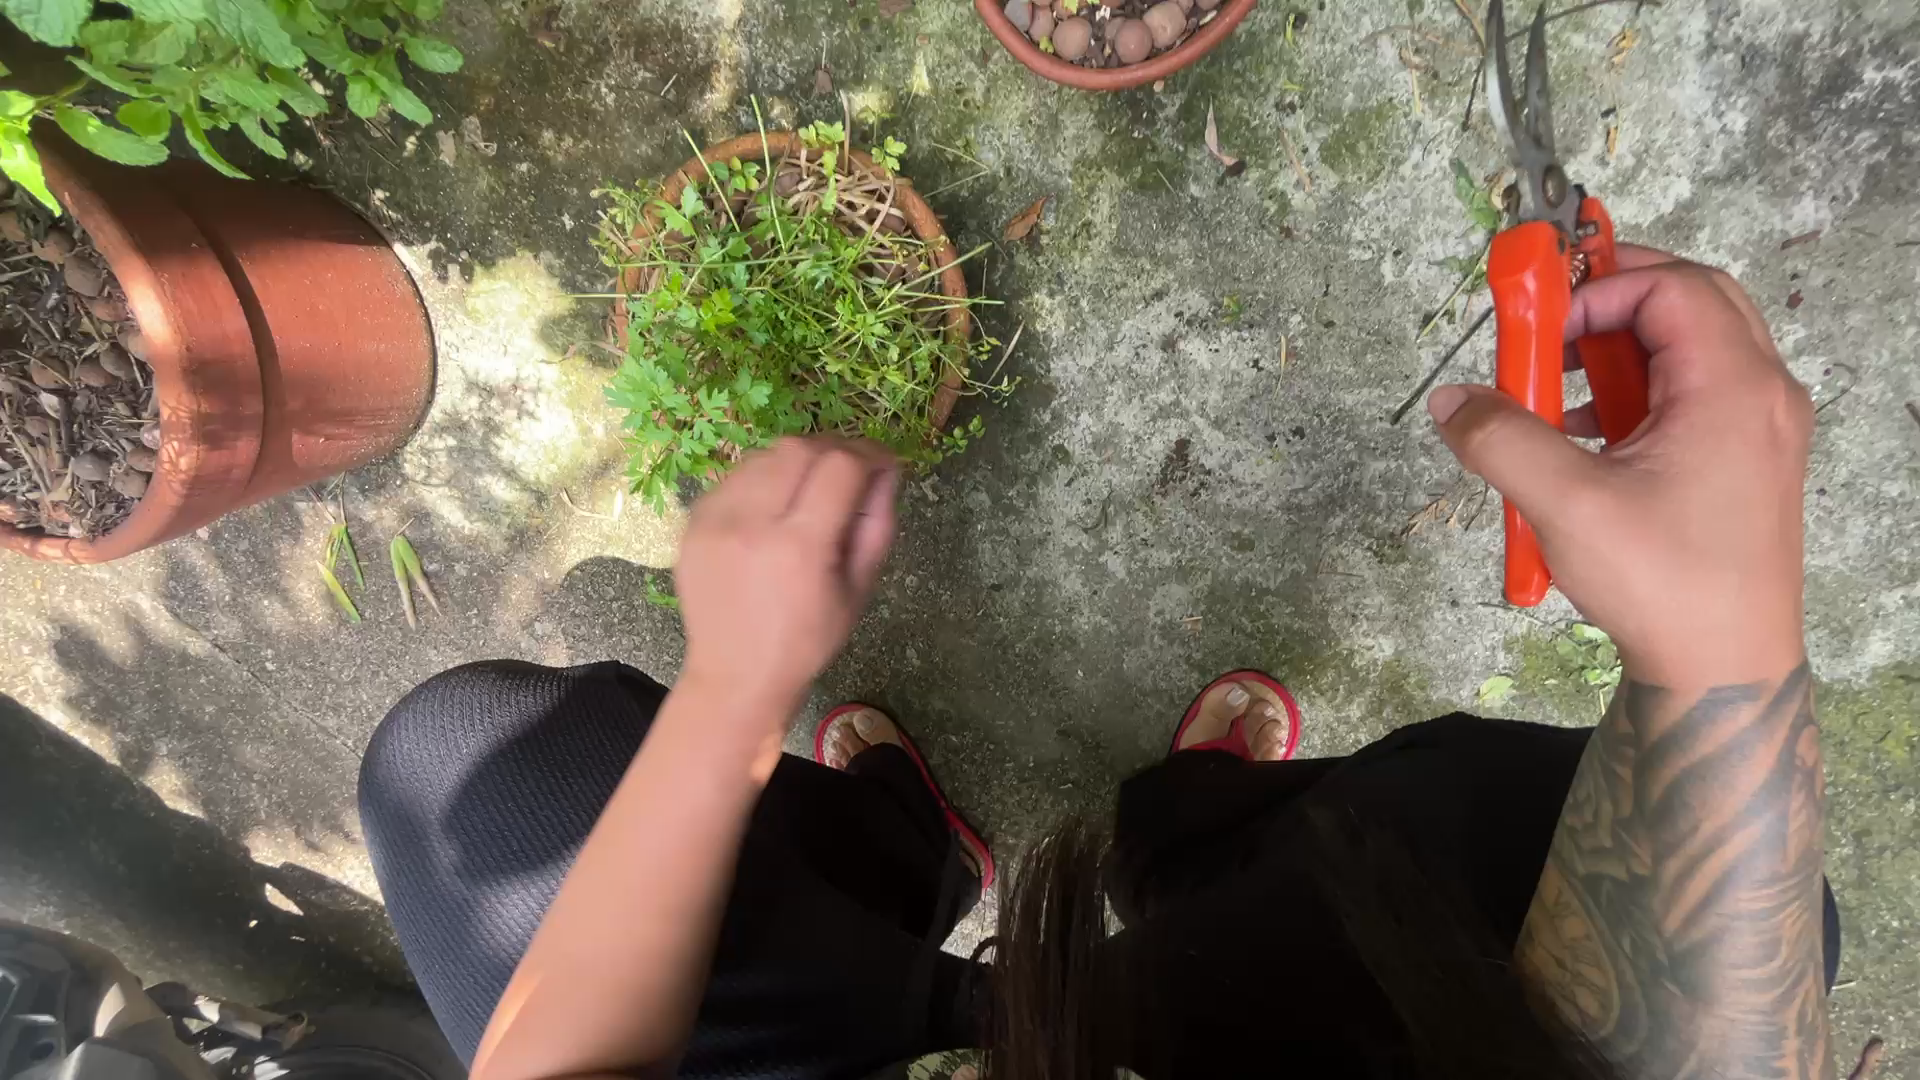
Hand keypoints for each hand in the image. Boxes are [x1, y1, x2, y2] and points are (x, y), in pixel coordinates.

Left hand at [674, 436, 897, 716]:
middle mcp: (751, 523)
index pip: (840, 467)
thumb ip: (878, 524)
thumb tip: (888, 472)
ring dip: (800, 458)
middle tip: (853, 469)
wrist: (735, 675)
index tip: (886, 464)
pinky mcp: (693, 521)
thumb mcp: (859, 589)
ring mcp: (714, 519)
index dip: (871, 454)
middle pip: (800, 448)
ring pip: (765, 454)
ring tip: (814, 485)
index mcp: (799, 547)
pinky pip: (737, 475)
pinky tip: (777, 503)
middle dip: (836, 449)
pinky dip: (766, 476)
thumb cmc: (808, 640)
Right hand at [1428, 246, 1812, 686]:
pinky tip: (1572, 434)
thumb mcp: (1564, 504)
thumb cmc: (1657, 576)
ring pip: (1683, 348)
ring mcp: (1747, 428)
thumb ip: (1499, 441)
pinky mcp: (1728, 459)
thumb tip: (1448, 399)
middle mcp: (1756, 394)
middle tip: (1541, 326)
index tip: (1530, 332)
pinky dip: (1618, 391)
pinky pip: (1676, 394)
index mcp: (1732, 389)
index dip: (1594, 293)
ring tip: (1546, 384)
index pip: (1671, 290)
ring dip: (1608, 348)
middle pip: (1688, 302)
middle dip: (1606, 301)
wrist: (1719, 659)